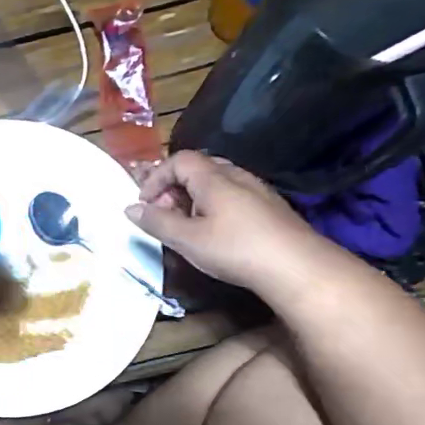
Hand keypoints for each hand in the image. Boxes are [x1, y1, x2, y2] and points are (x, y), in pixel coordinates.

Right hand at [128, 152, 327, 293]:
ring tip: (187, 227)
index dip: (156, 178)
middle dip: (173, 188)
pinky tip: (216, 234)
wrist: (294, 265)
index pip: (178, 160)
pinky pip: (233, 195)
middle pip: (197, 168)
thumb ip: (157, 222)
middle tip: (164, 216)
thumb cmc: (234, 249)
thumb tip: (130, 208)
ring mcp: (256, 189)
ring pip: (216, 182)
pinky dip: (214, 206)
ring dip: (193, 199)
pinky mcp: (269, 206)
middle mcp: (235, 175)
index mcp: (212, 177)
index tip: (145, 205)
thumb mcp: (187, 239)